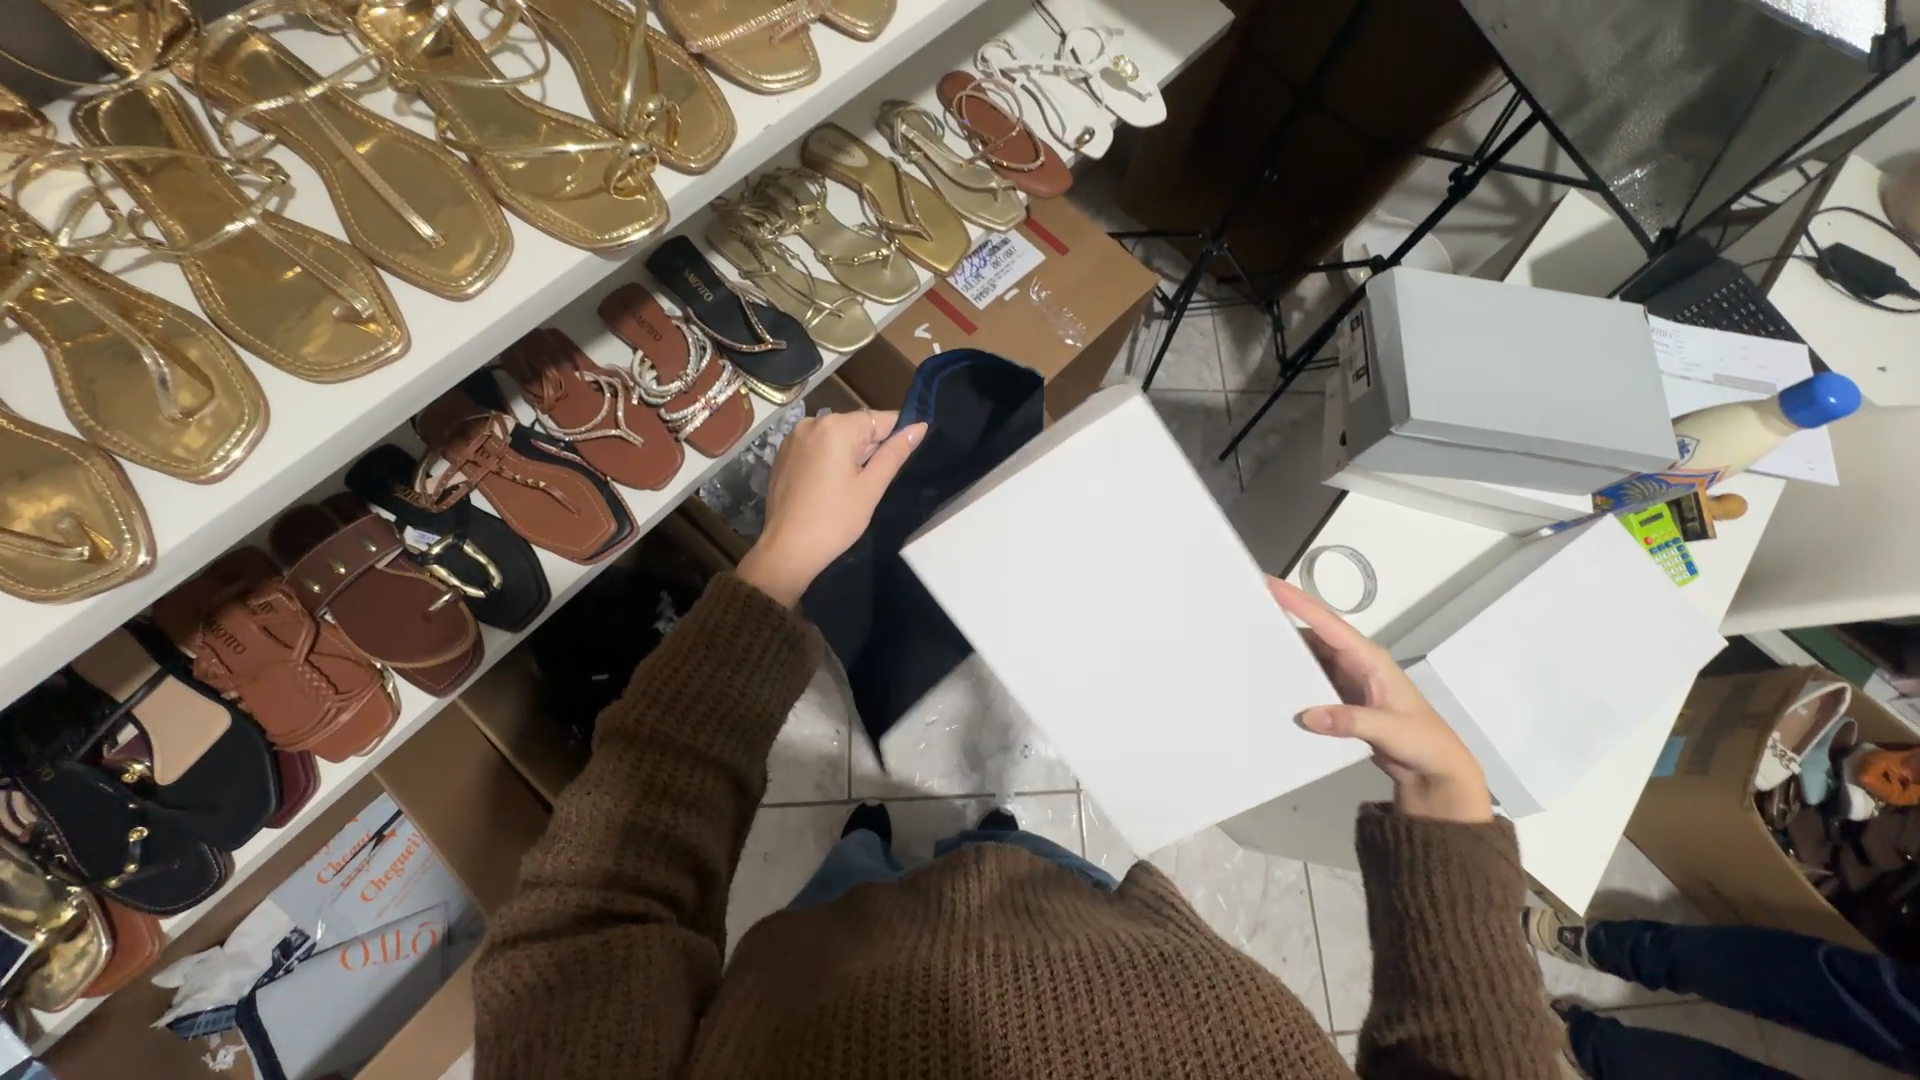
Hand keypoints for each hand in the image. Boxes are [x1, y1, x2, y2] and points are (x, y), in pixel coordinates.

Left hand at [736, 410, 926, 606]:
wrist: (788, 548)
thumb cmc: (835, 520)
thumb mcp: (871, 487)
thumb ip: (895, 453)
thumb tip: (918, 427)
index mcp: (836, 427)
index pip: (881, 419)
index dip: (897, 436)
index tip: (902, 459)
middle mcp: (812, 422)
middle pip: (857, 426)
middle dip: (870, 448)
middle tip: (872, 483)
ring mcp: (794, 437)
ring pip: (837, 437)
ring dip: (850, 455)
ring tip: (850, 487)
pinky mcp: (784, 453)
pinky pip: (817, 447)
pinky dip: (829, 460)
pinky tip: (829, 486)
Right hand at [1268, 578, 1493, 823]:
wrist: (1435, 771)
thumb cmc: (1422, 740)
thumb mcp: (1390, 729)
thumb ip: (1350, 721)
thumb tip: (1307, 716)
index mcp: (1369, 658)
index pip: (1328, 623)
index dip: (1299, 603)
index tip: (1269, 585)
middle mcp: (1354, 661)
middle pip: (1313, 633)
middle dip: (1283, 618)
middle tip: (1246, 609)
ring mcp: (1345, 679)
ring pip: (1309, 656)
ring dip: (1284, 650)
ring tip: (1247, 642)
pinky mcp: (1338, 698)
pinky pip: (1308, 680)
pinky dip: (1290, 678)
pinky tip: (1268, 681)